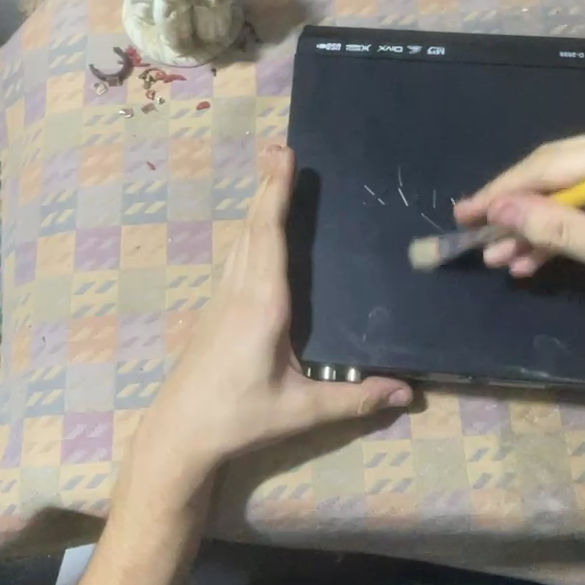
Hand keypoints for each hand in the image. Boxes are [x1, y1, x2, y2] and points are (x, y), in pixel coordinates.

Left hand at [128, 144, 412, 499]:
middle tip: (280, 150)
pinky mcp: (215, 312)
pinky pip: (235, 259)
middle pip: (252, 228)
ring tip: (272, 180)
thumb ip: (353, 400)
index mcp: (262, 304)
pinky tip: (257, 237)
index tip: (283, 155)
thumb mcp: (299, 411)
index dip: (276, 193)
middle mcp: (239, 291)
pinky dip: (249, 234)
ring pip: (239, 242)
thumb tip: (407, 393)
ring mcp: (221, 300)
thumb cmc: (237, 418)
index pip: (269, 236)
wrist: (177, 434)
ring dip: (256, 208)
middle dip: (267, 187)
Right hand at [451, 117, 584, 317]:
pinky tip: (533, 255)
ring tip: (500, 258)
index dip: (505, 191)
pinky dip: (562, 226)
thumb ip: (564, 230)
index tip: (465, 215)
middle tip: (471, 235)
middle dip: (514, 208)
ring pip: (568, 185)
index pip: (556, 163)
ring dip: (535, 224)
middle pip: (557, 168)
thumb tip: (501, 212)